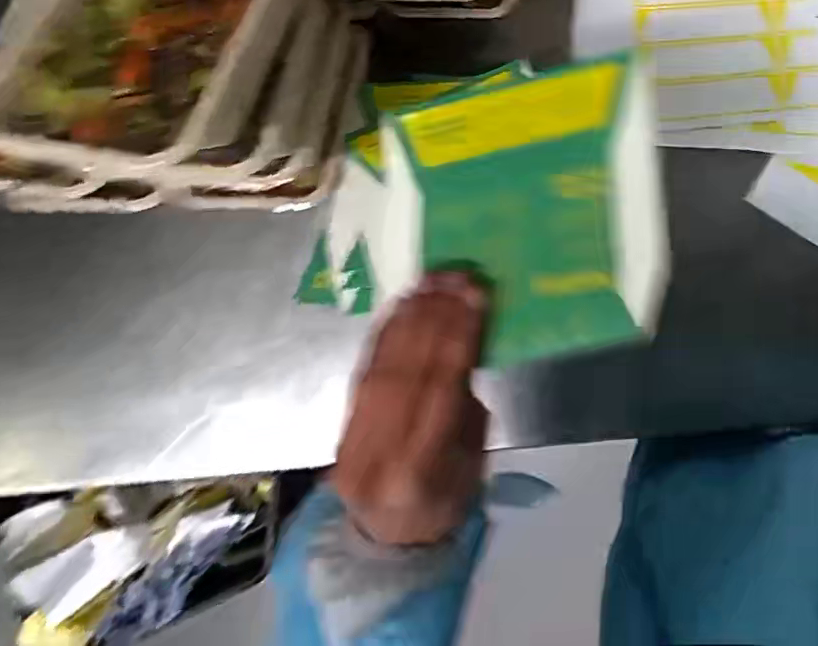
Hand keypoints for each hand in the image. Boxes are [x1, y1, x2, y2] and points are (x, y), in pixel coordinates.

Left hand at [333, 271, 489, 545]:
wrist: (386, 541)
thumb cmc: (446, 501)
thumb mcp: (473, 459)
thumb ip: (464, 400)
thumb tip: (464, 339)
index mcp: (419, 470)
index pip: (440, 387)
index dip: (459, 335)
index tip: (476, 294)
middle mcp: (378, 453)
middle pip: (408, 368)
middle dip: (436, 315)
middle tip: (457, 277)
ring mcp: (352, 438)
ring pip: (384, 362)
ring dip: (411, 313)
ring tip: (433, 279)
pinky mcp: (341, 422)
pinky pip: (366, 365)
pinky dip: (387, 329)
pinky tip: (405, 302)